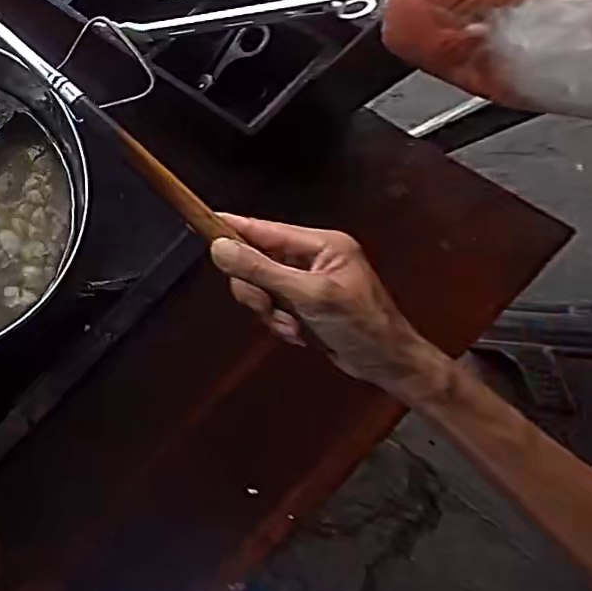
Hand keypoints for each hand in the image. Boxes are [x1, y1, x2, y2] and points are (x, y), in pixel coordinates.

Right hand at [209, 213, 450, 400]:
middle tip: (268, 305)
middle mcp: (309, 256)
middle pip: (251, 258)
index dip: (228, 227)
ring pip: (255, 283)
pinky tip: (298, 331)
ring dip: (267, 309)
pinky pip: (266, 302)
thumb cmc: (368, 329)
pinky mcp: (299, 299)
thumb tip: (221, 247)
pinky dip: (275, 319)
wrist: (393, 369)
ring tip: (291, 324)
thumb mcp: (310, 296)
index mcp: (319, 244)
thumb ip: (262, 270)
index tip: (198, 222)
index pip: (259, 228)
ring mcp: (303, 278)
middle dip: (254, 287)